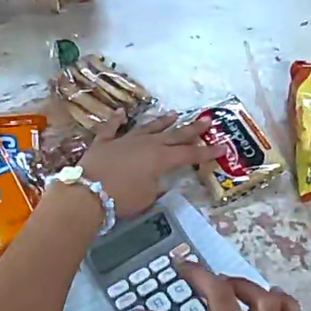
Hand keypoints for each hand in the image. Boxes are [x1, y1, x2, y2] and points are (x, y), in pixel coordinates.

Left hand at [71, 114, 217, 216]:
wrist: (88, 192)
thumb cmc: (122, 199)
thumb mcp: (147, 197)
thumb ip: (157, 186)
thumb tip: (160, 180)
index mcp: (160, 159)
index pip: (189, 154)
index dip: (207, 152)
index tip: (223, 147)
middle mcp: (146, 145)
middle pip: (173, 135)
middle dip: (191, 128)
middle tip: (207, 119)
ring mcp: (124, 141)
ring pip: (147, 128)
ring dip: (161, 121)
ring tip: (174, 114)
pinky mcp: (103, 142)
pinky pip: (111, 128)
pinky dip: (116, 119)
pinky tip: (121, 111)